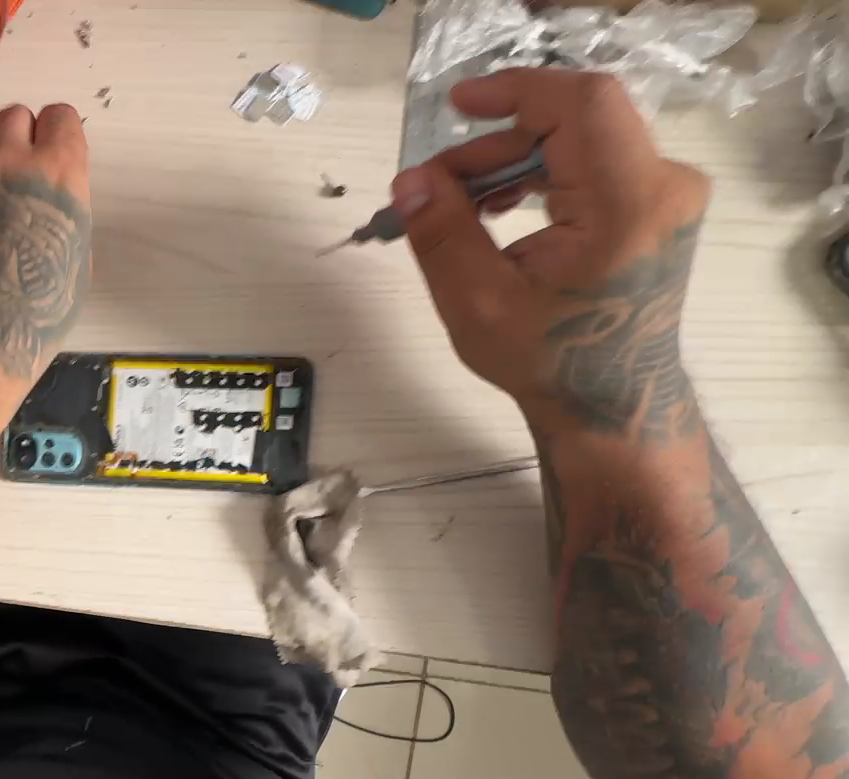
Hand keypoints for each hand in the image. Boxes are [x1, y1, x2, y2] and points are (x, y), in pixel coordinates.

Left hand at [0, 104, 92, 378]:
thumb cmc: (40, 313)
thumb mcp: (77, 263)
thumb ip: (67, 218)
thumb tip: (55, 211)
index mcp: (60, 174)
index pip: (60, 116)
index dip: (58, 134)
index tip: (56, 157)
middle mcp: (12, 165)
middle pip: (13, 116)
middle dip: (20, 138)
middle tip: (23, 174)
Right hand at [396, 70, 709, 436]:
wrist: (607, 394)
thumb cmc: (542, 357)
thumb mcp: (475, 302)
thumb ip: (443, 234)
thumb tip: (410, 179)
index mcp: (626, 203)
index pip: (582, 107)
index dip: (518, 91)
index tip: (456, 104)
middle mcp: (660, 183)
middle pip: (571, 126)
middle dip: (491, 148)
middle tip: (428, 191)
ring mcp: (661, 192)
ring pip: (575, 145)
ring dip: (506, 166)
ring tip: (453, 208)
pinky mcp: (649, 206)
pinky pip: (586, 168)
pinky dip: (531, 180)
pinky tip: (494, 211)